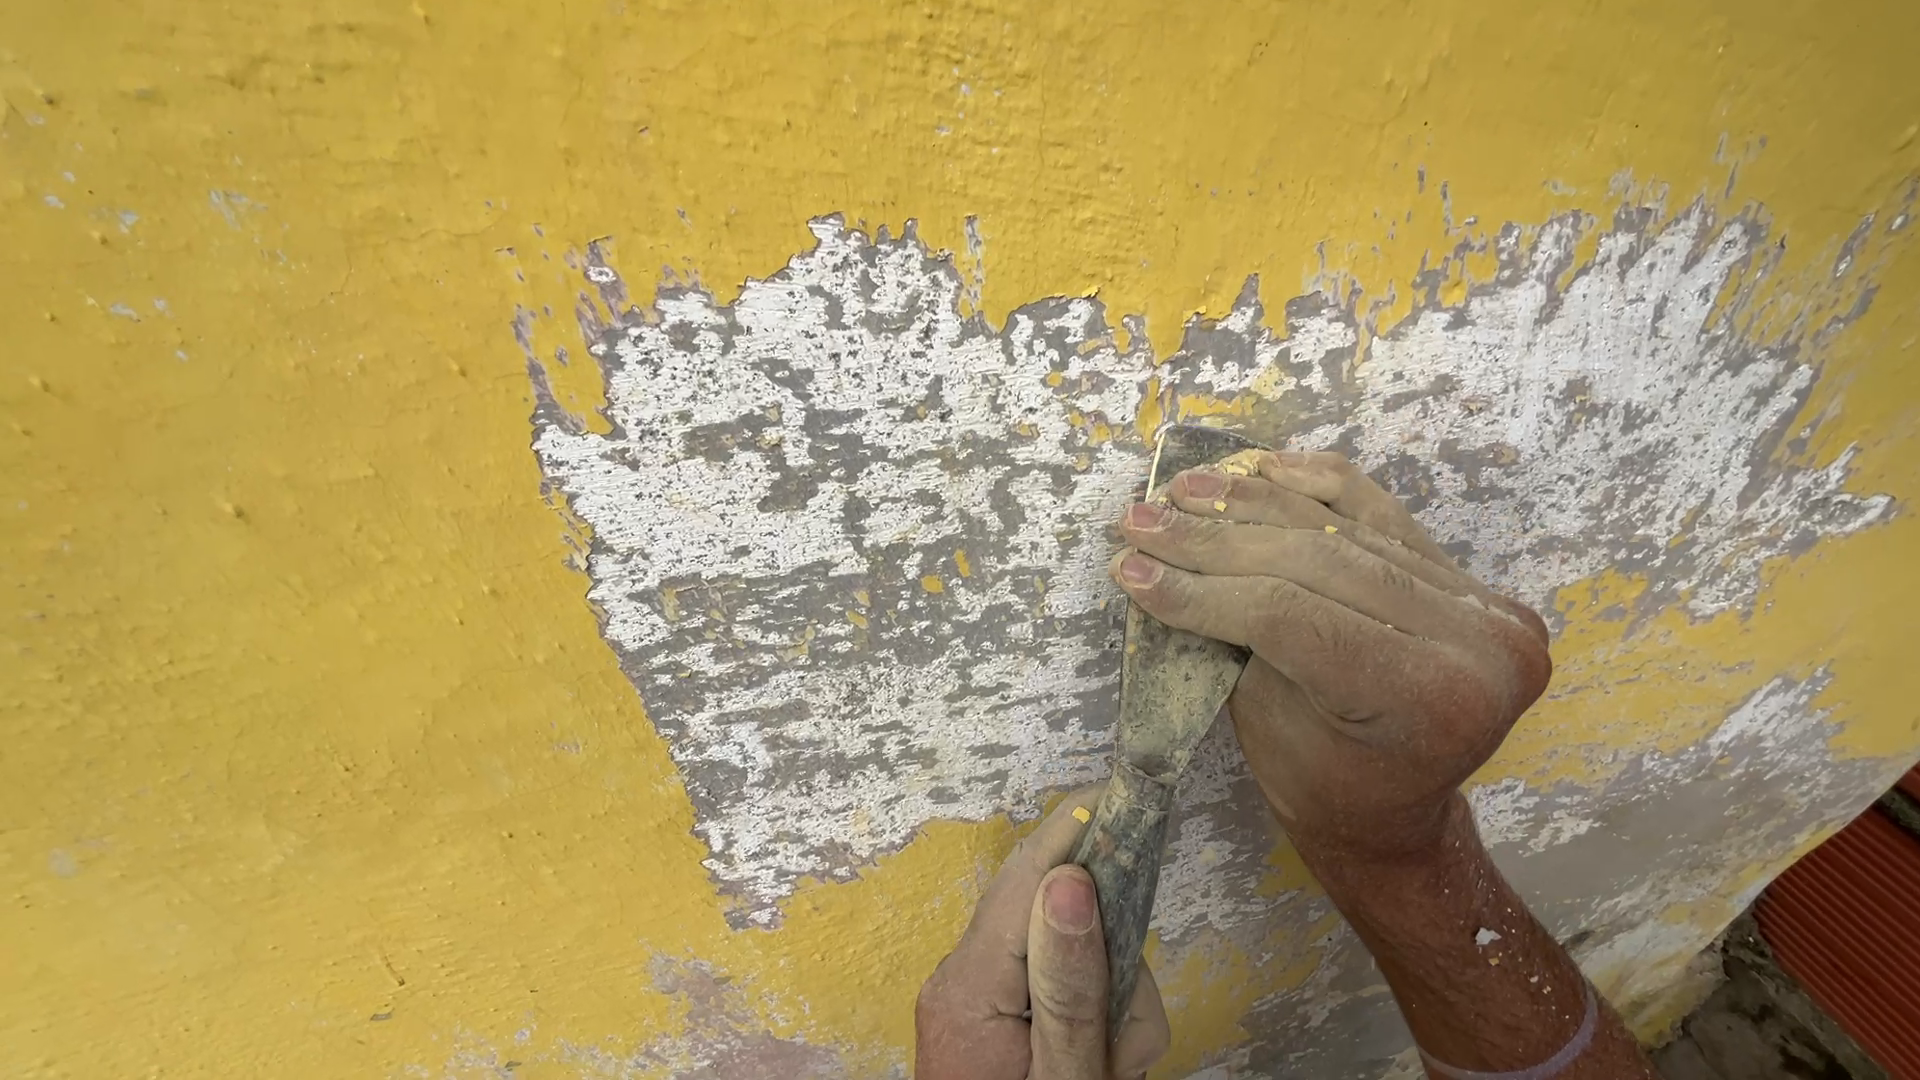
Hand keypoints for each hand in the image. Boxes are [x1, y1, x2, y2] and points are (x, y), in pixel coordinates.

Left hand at [915, 787, 1170, 1079]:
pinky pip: (1058, 975)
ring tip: (1113, 1064)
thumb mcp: (1064, 1079)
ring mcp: (978, 991)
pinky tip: (1102, 1060)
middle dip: (1107, 948)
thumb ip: (1069, 985)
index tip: (1120, 791)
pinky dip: (1097, 1009)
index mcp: (969, 986)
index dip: (1072, 826)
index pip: (1024, 877)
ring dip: (1111, 994)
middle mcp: (963, 974)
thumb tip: (1069, 879)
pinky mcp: (999, 1007)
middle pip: (1048, 907)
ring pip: (1067, 943)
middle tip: (1126, 1027)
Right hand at [1109, 449, 1550, 859]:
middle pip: (1314, 559)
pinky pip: (1378, 511)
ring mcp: (1479, 601)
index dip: (1200, 589)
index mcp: (1425, 698)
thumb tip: (1155, 563)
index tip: (1129, 568)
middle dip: (1210, 539)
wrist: (1393, 807)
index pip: (1288, 616)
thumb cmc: (1321, 785)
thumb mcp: (1262, 721)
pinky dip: (1316, 482)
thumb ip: (1225, 636)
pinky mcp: (1464, 576)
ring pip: (1339, 526)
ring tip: (1180, 490)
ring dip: (1248, 501)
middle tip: (1139, 522)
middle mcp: (1473, 641)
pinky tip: (1262, 465)